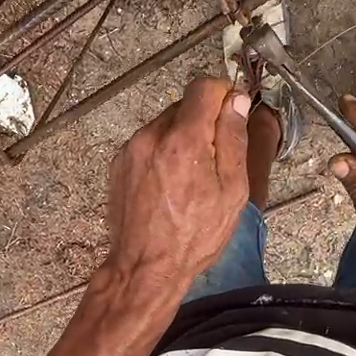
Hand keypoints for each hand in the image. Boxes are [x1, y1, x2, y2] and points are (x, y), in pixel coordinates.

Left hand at [105, 77, 250, 291]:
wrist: (145, 268)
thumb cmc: (193, 238)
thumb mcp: (231, 192)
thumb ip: (233, 140)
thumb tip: (236, 102)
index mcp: (183, 141)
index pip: (204, 88)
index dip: (224, 96)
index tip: (232, 115)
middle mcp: (151, 137)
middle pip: (184, 106)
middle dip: (203, 124)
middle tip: (214, 161)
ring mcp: (131, 150)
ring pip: (165, 125)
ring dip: (182, 140)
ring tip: (190, 179)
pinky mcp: (119, 164)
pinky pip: (148, 144)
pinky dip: (162, 154)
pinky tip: (170, 186)